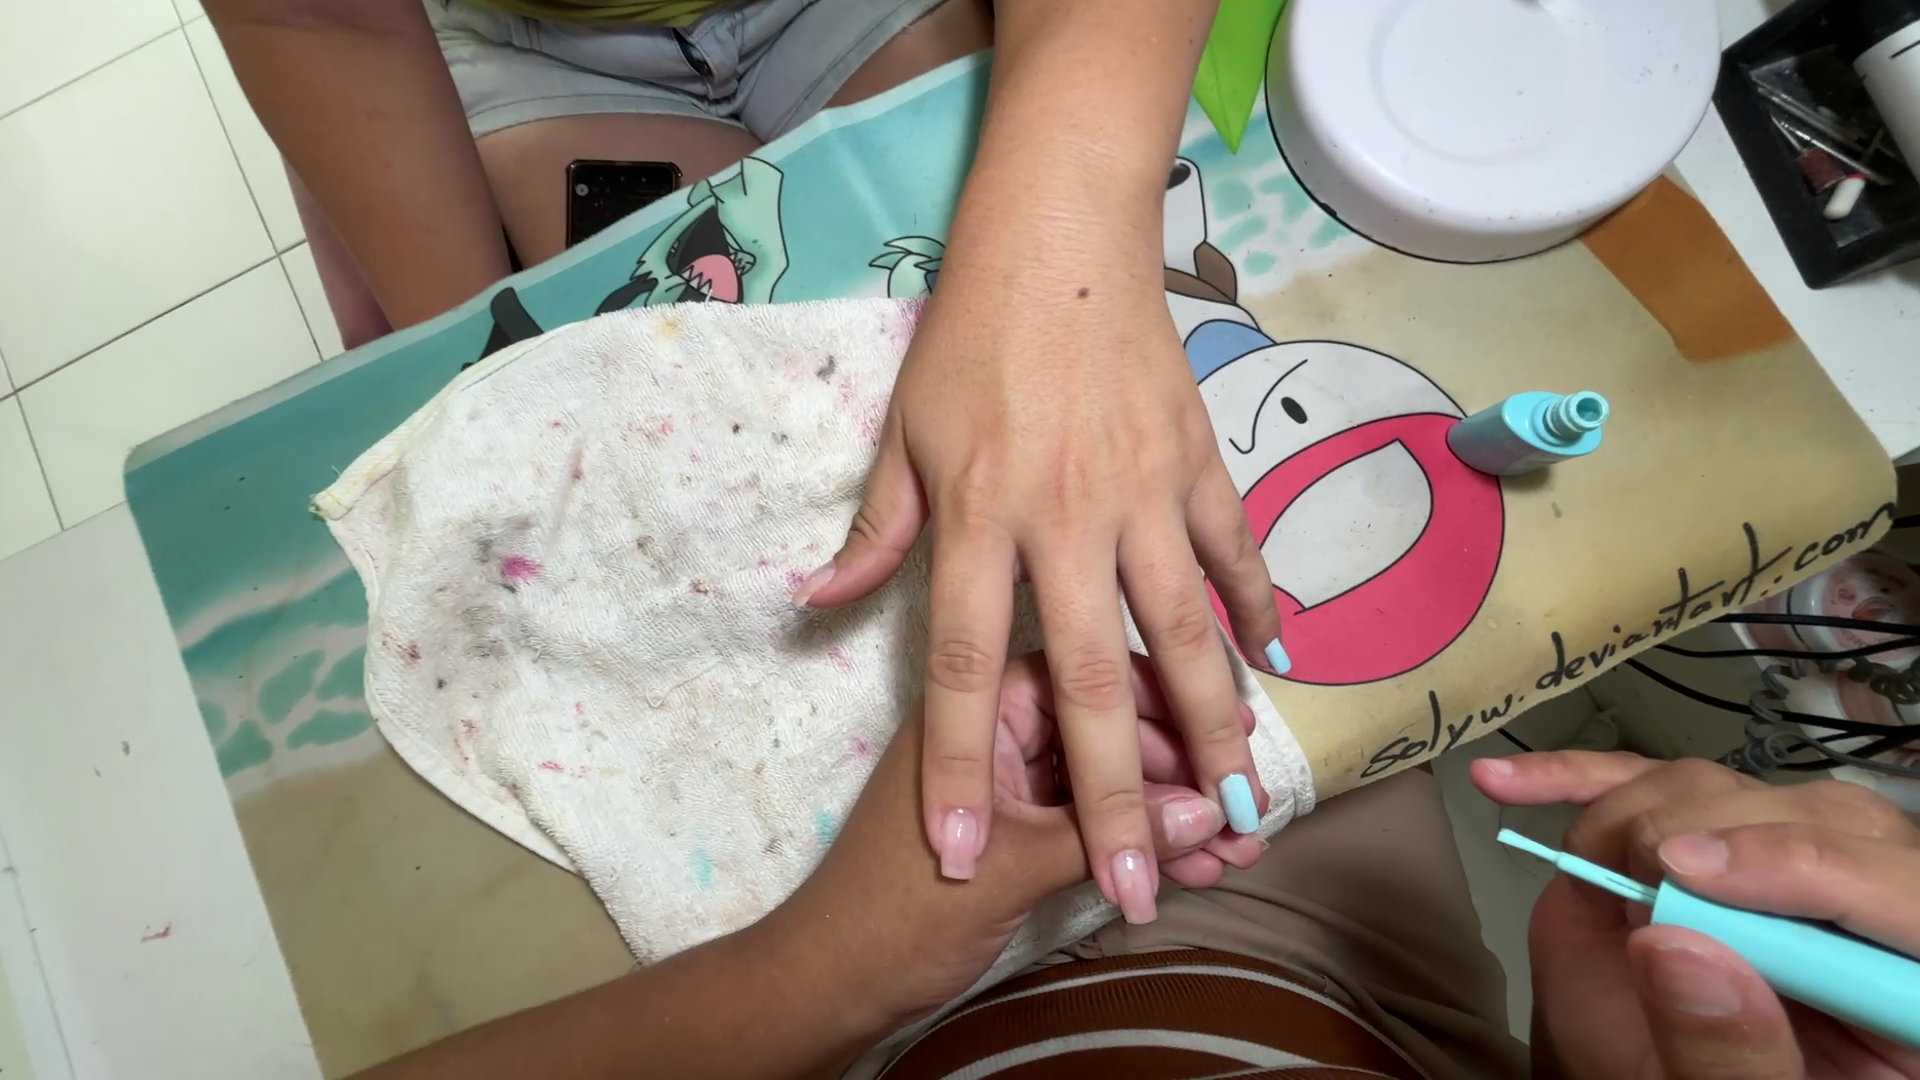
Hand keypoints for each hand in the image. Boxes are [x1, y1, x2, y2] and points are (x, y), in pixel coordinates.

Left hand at [769, 651, 1263, 1034]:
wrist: (840, 983)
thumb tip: (1209, 812)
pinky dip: (1139, 843)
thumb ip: (1109, 834)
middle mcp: (1000, 730)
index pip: (1081, 675)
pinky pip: (1094, 819)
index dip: (1157, 700)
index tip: (1225, 729)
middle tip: (1245, 805)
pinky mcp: (1024, 825)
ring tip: (1240, 850)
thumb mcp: (1016, 865)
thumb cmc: (905, 907)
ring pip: (1107, 780)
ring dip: (1169, 815)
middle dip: (1178, 771)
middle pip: (1105, 729)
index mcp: (979, 707)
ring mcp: (1014, 780)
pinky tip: (1197, 866)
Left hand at [795, 196, 1282, 917]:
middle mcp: (1066, 520)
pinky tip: (1275, 661)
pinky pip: (1233, 548)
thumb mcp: (904, 432)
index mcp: (980, 517)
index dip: (955, 766)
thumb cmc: (971, 339)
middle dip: (1112, 793)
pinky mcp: (1198, 461)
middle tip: (1138, 889)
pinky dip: (1257, 604)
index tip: (958, 854)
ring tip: (1237, 803)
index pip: (960, 665)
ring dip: (1209, 723)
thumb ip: (873, 532)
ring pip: (1183, 629)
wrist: (1061, 241)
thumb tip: (814, 606)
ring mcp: (1145, 492)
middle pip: (1087, 677)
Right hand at [1474, 752, 1919, 1078]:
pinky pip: (1627, 777)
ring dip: (1628, 819)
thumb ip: (1725, 1051)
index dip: (1812, 864)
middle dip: (1708, 839)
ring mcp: (1760, 854)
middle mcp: (1856, 908)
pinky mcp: (1671, 828)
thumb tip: (1674, 946)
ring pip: (1716, 785)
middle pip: (1822, 818)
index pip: (1914, 897)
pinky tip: (1502, 782)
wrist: (1639, 1068)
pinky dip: (1562, 776)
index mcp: (1913, 992)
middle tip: (1629, 893)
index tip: (1682, 873)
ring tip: (1590, 886)